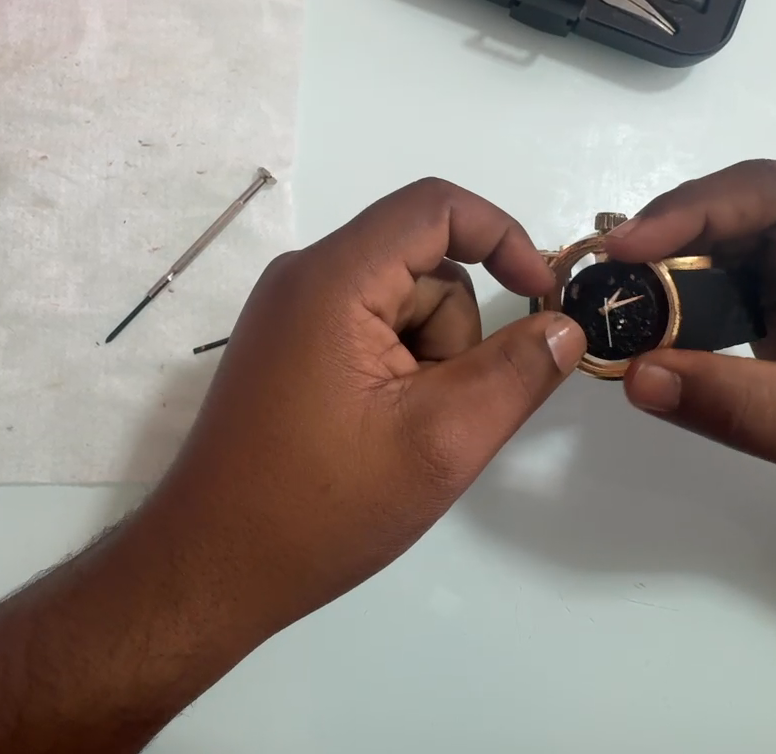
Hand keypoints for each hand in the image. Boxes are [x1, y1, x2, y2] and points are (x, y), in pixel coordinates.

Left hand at [131, 179, 586, 637]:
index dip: (501, 234)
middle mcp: (306, 275)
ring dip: (427, 359)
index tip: (541, 294)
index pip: (434, 207)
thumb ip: (516, 373)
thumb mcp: (441, 441)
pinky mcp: (290, 343)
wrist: (210, 568)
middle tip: (438, 414)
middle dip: (454, 334)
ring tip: (400, 431)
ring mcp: (292, 310)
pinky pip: (371, 327)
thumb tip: (564, 326)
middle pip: (421, 265)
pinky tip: (377, 430)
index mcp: (334, 277)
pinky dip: (397, 370)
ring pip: (402, 302)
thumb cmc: (322, 507)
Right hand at [602, 160, 775, 518]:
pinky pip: (718, 269)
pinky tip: (648, 313)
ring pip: (720, 232)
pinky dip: (677, 288)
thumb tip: (633, 376)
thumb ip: (736, 404)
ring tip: (616, 293)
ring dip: (665, 260)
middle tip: (605, 274)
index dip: (695, 210)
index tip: (626, 248)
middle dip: (669, 233)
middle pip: (739, 204)